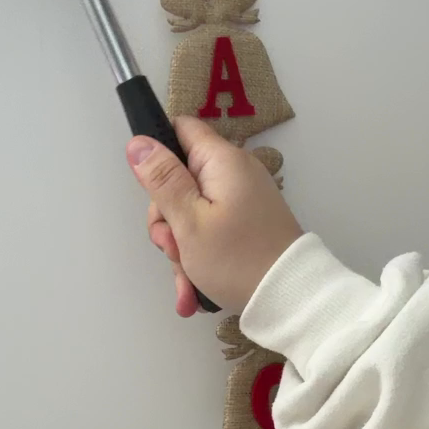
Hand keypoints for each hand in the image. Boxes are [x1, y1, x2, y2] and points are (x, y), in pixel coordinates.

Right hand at [127, 118, 302, 316]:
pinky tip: (193, 289)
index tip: (152, 188)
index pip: (182, 129)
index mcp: (223, 161)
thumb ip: (162, 180)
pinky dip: (198, 257)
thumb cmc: (237, 259)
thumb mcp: (189, 221)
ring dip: (180, 246)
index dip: (158, 152)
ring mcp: (241, 200)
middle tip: (172, 246)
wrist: (289, 299)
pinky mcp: (246, 224)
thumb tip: (139, 143)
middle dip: (167, 218)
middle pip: (180, 179)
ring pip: (191, 213)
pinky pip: (209, 231)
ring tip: (187, 278)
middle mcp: (235, 174)